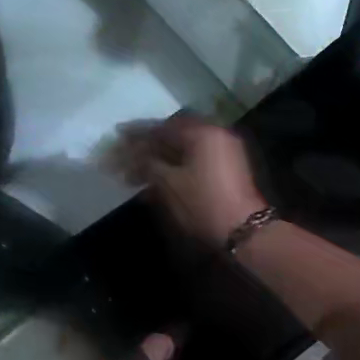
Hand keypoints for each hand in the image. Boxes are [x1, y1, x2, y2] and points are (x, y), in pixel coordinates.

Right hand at [112, 113, 267, 247]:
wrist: (243, 232)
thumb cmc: (203, 203)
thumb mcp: (169, 183)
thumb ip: (146, 163)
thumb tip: (129, 155)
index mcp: (204, 132)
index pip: (163, 127)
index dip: (136, 133)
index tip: (116, 136)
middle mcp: (217, 137)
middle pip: (174, 137)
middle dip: (146, 147)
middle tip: (122, 156)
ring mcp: (225, 155)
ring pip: (184, 152)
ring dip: (158, 160)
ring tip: (133, 174)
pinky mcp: (228, 174)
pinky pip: (195, 164)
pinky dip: (175, 169)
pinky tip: (156, 182)